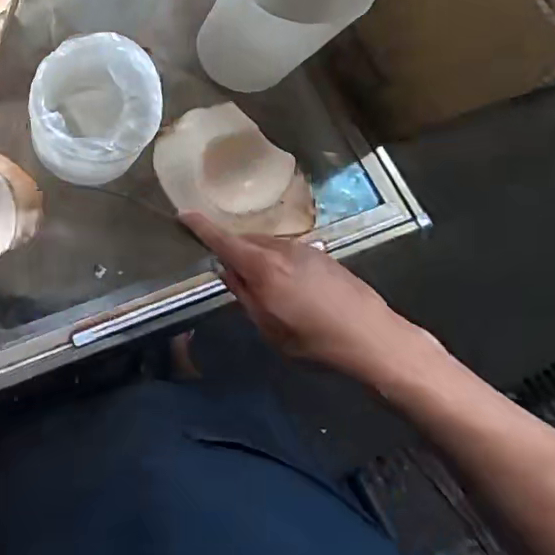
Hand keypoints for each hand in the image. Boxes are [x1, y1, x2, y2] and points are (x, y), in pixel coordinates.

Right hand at [180, 211, 441, 386]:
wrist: (370, 336)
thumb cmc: (314, 340)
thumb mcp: (269, 328)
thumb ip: (245, 296)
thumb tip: (227, 271)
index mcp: (264, 267)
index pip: (224, 241)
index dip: (202, 227)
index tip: (184, 214)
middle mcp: (282, 249)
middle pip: (246, 240)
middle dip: (231, 248)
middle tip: (225, 272)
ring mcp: (305, 249)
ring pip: (267, 244)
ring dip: (255, 256)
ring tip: (257, 285)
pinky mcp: (322, 255)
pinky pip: (286, 250)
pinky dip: (274, 260)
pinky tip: (285, 285)